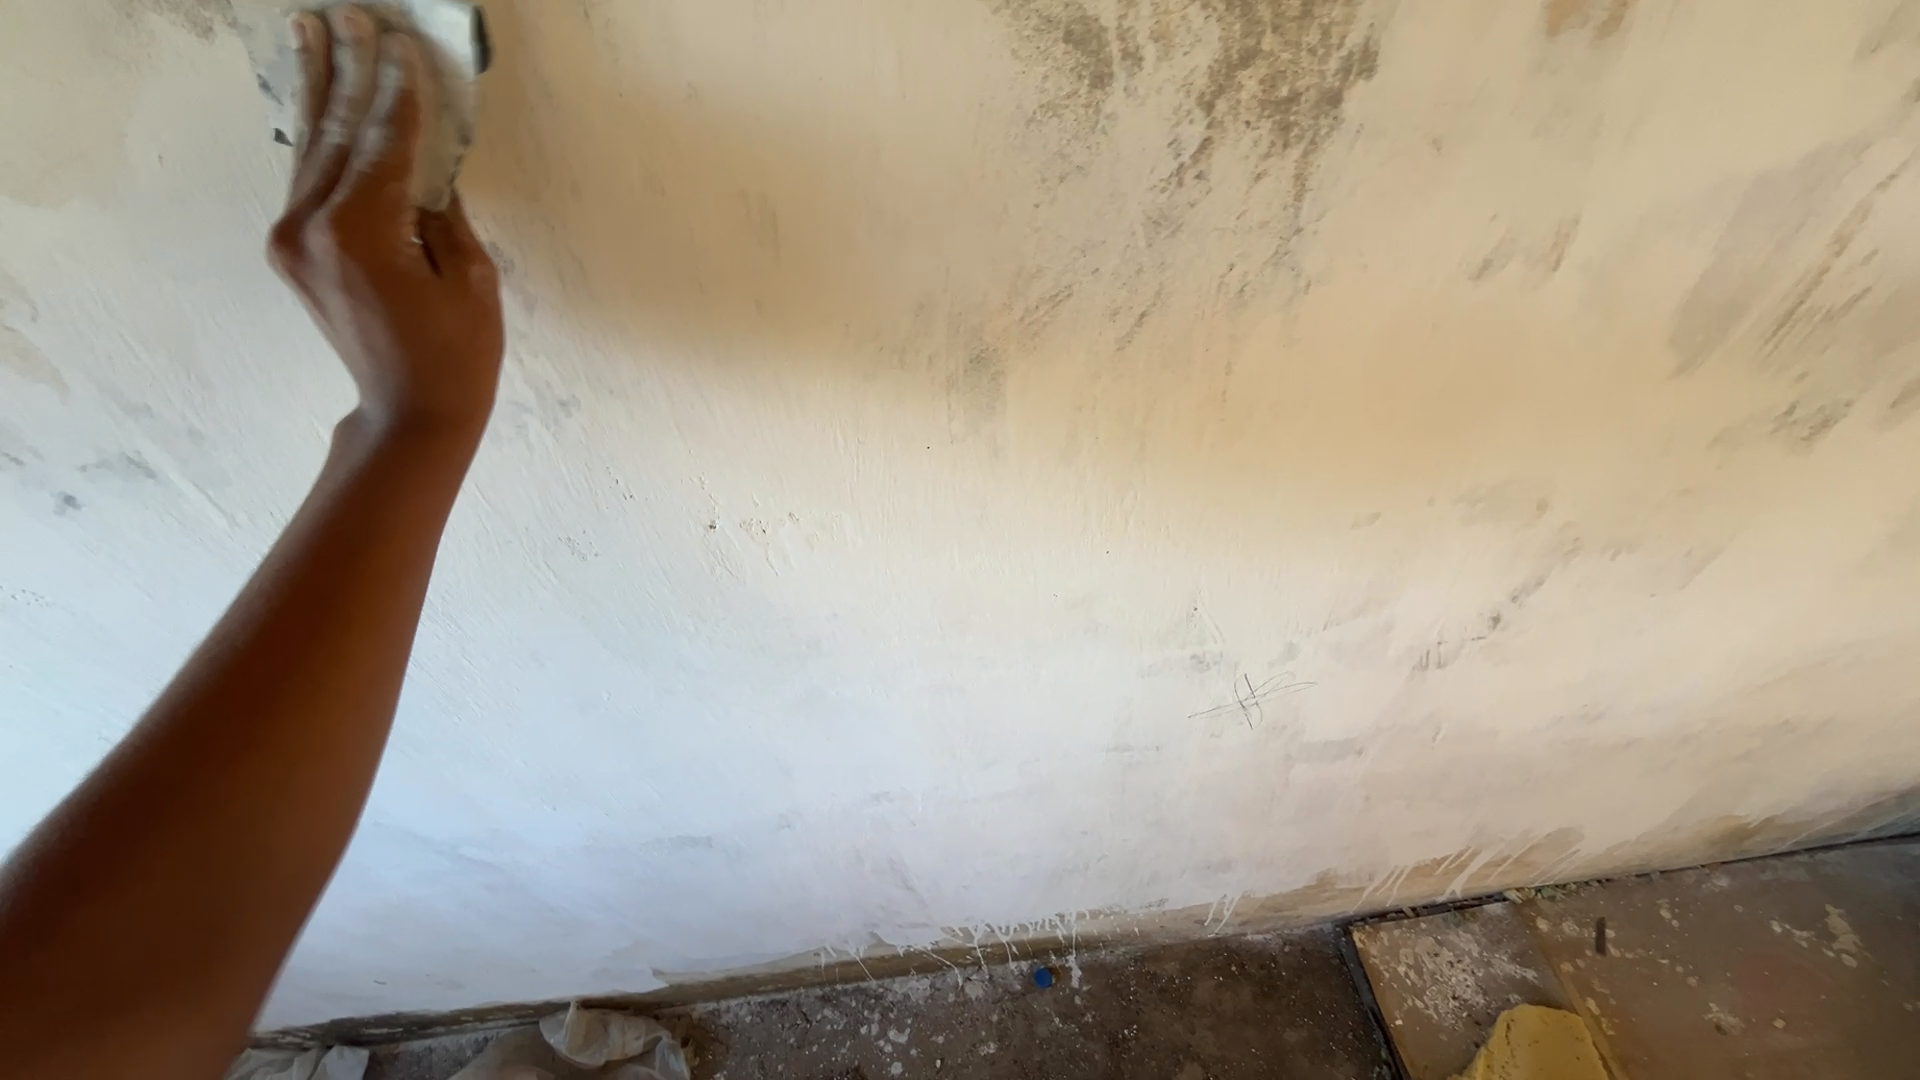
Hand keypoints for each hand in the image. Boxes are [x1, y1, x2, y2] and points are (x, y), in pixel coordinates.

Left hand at [269, 5, 502, 441]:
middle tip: (344, 17)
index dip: (400, 96)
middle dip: (344, 73)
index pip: (384, 146)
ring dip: (317, 96)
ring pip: (308, 152)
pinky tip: (321, 112)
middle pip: (331, 134)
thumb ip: (445, 218)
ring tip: (314, 39)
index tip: (403, 49)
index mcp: (362, 233)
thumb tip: (427, 174)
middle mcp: (311, 227)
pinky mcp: (293, 253)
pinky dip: (319, 145)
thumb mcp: (473, 282)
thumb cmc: (460, 355)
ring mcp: (293, 240)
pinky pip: (308, 185)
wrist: (413, 410)